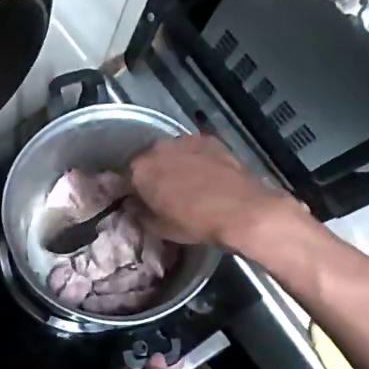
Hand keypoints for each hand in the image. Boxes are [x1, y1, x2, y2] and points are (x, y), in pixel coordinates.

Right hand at [130, 134, 306, 250]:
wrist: (242, 211)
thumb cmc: (196, 223)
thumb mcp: (160, 228)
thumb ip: (139, 214)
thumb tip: (132, 206)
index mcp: (140, 170)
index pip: (125, 177)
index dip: (132, 191)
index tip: (139, 202)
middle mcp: (159, 148)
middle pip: (148, 160)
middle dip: (153, 174)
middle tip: (163, 194)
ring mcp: (186, 140)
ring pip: (171, 153)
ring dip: (174, 164)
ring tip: (187, 184)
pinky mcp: (210, 140)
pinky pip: (194, 150)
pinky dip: (195, 159)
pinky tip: (205, 175)